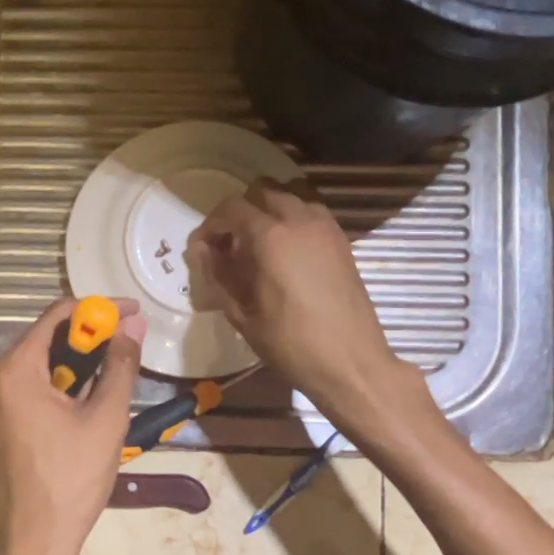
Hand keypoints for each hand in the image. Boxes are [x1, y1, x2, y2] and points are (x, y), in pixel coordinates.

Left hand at [0, 297, 145, 554]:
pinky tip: (88, 395)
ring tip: (115, 368)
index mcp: (14, 371)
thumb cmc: (73, 478)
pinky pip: (29, 386)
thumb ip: (120, 365)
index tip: (133, 313)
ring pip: (38, 363)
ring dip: (76, 361)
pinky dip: (59, 383)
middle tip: (128, 342)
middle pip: (45, 337)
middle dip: (89, 335)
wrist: (36, 539)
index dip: (98, 308)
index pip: (57, 315)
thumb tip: (134, 325)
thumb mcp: (106, 418)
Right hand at [187, 179, 419, 417]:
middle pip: (261, 191)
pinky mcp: (342, 240)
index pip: (231, 208)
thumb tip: (202, 252)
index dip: (211, 225)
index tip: (202, 249)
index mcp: (270, 238)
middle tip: (229, 245)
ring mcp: (325, 228)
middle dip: (239, 212)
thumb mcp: (243, 316)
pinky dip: (292, 218)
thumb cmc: (291, 345)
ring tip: (258, 245)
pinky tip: (285, 252)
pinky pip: (311, 212)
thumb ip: (218, 277)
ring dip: (268, 210)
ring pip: (290, 195)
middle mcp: (299, 220)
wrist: (351, 363)